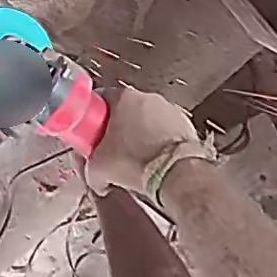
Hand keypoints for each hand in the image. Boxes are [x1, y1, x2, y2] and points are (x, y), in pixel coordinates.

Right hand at [84, 86, 199, 192]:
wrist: (176, 174)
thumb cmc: (140, 162)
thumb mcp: (99, 168)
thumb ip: (90, 168)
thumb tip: (95, 178)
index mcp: (123, 98)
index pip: (100, 98)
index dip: (92, 116)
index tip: (90, 130)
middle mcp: (148, 99)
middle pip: (125, 109)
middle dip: (117, 127)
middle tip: (111, 147)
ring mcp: (169, 111)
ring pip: (147, 120)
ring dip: (140, 135)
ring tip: (134, 158)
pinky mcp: (186, 126)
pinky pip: (166, 132)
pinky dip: (159, 143)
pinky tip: (153, 161)